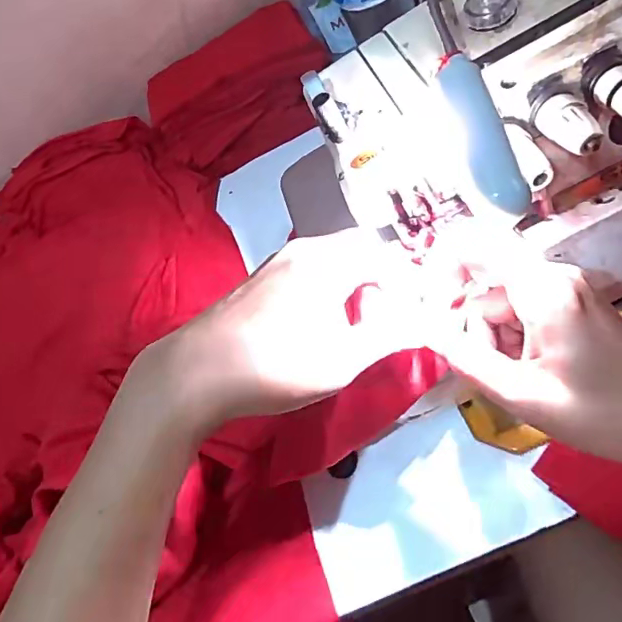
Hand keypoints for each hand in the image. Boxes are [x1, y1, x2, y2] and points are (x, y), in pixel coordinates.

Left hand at [131, 229, 450, 434]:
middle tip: (395, 316)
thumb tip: (426, 322)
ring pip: (335, 256)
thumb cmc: (275, 366)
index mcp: (330, 261)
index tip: (422, 316)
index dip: (411, 286)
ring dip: (357, 280)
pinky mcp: (262, 277)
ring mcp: (279, 260)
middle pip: (361, 248)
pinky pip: (312, 267)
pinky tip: (324, 319)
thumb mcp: (342, 359)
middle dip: (386, 278)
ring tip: (363, 321)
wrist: (195, 372)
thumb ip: (389, 335)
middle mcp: (306, 249)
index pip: (388, 258)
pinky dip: (332, 284)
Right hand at [426, 227, 621, 486]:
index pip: (471, 244)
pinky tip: (534, 376)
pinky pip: (521, 312)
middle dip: (475, 332)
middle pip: (483, 288)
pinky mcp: (571, 304)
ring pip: (500, 304)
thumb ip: (467, 358)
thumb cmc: (605, 414)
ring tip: (522, 385)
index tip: (433, 316)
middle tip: (496, 379)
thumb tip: (426, 329)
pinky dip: (514, 342)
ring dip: (496, 343)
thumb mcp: (524, 395)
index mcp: (543, 289)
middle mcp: (552, 276)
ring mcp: (564, 289)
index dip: (438, 270)